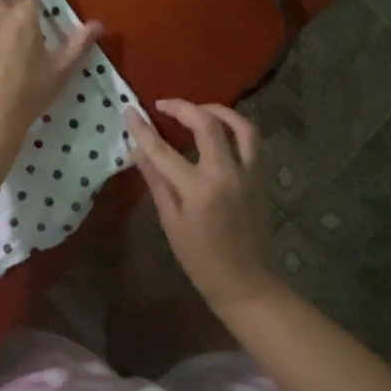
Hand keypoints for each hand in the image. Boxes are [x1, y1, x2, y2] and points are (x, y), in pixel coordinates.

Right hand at [125, 100, 274, 308]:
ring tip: (199, 109)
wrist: (247, 285)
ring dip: (219, 111)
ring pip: (241, 127)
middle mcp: (226, 174)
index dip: (143, 128)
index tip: (129, 110)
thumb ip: (156, 181)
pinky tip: (222, 131)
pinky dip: (238, 129)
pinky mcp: (261, 179)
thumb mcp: (171, 223)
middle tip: (163, 105)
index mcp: (199, 189)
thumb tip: (137, 149)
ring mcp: (249, 175)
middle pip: (207, 124)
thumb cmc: (201, 260)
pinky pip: (254, 143)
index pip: (163, 149)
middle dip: (182, 108)